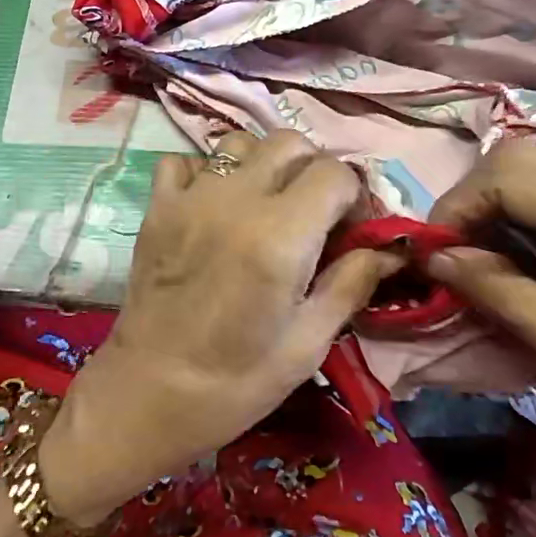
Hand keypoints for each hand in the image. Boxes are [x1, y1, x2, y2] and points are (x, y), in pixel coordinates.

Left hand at [38, 131, 401, 524]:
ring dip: (262, 165)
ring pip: (237, 143)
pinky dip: (205, 172)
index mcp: (280, 236)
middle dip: (313, 170)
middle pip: (289, 143)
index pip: (334, 172)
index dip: (354, 197)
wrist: (147, 393)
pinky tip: (212, 206)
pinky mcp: (156, 208)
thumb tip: (388, 248)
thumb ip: (349, 284)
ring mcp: (189, 199)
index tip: (351, 231)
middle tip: (314, 214)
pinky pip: (184, 162)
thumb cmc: (235, 382)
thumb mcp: (307, 343)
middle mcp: (234, 201)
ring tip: (265, 206)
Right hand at [422, 140, 535, 486]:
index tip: (438, 255)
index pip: (513, 172)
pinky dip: (515, 225)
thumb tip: (432, 256)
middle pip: (521, 161)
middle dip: (470, 203)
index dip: (459, 205)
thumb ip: (499, 293)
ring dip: (490, 213)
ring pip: (534, 177)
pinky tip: (514, 267)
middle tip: (454, 257)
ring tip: (478, 265)